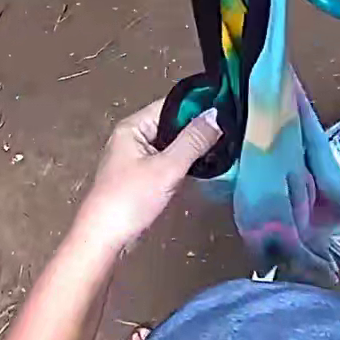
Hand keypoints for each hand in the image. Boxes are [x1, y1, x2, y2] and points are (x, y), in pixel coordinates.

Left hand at [69, 101, 221, 254]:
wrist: (105, 235)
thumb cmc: (130, 198)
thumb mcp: (166, 167)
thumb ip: (192, 141)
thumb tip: (216, 115)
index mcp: (132, 127)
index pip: (170, 105)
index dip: (198, 104)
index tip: (230, 107)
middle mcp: (133, 137)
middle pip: (171, 124)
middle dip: (199, 127)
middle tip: (235, 130)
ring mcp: (136, 157)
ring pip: (171, 144)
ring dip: (194, 146)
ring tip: (227, 146)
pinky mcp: (142, 176)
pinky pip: (168, 161)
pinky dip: (185, 162)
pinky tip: (207, 166)